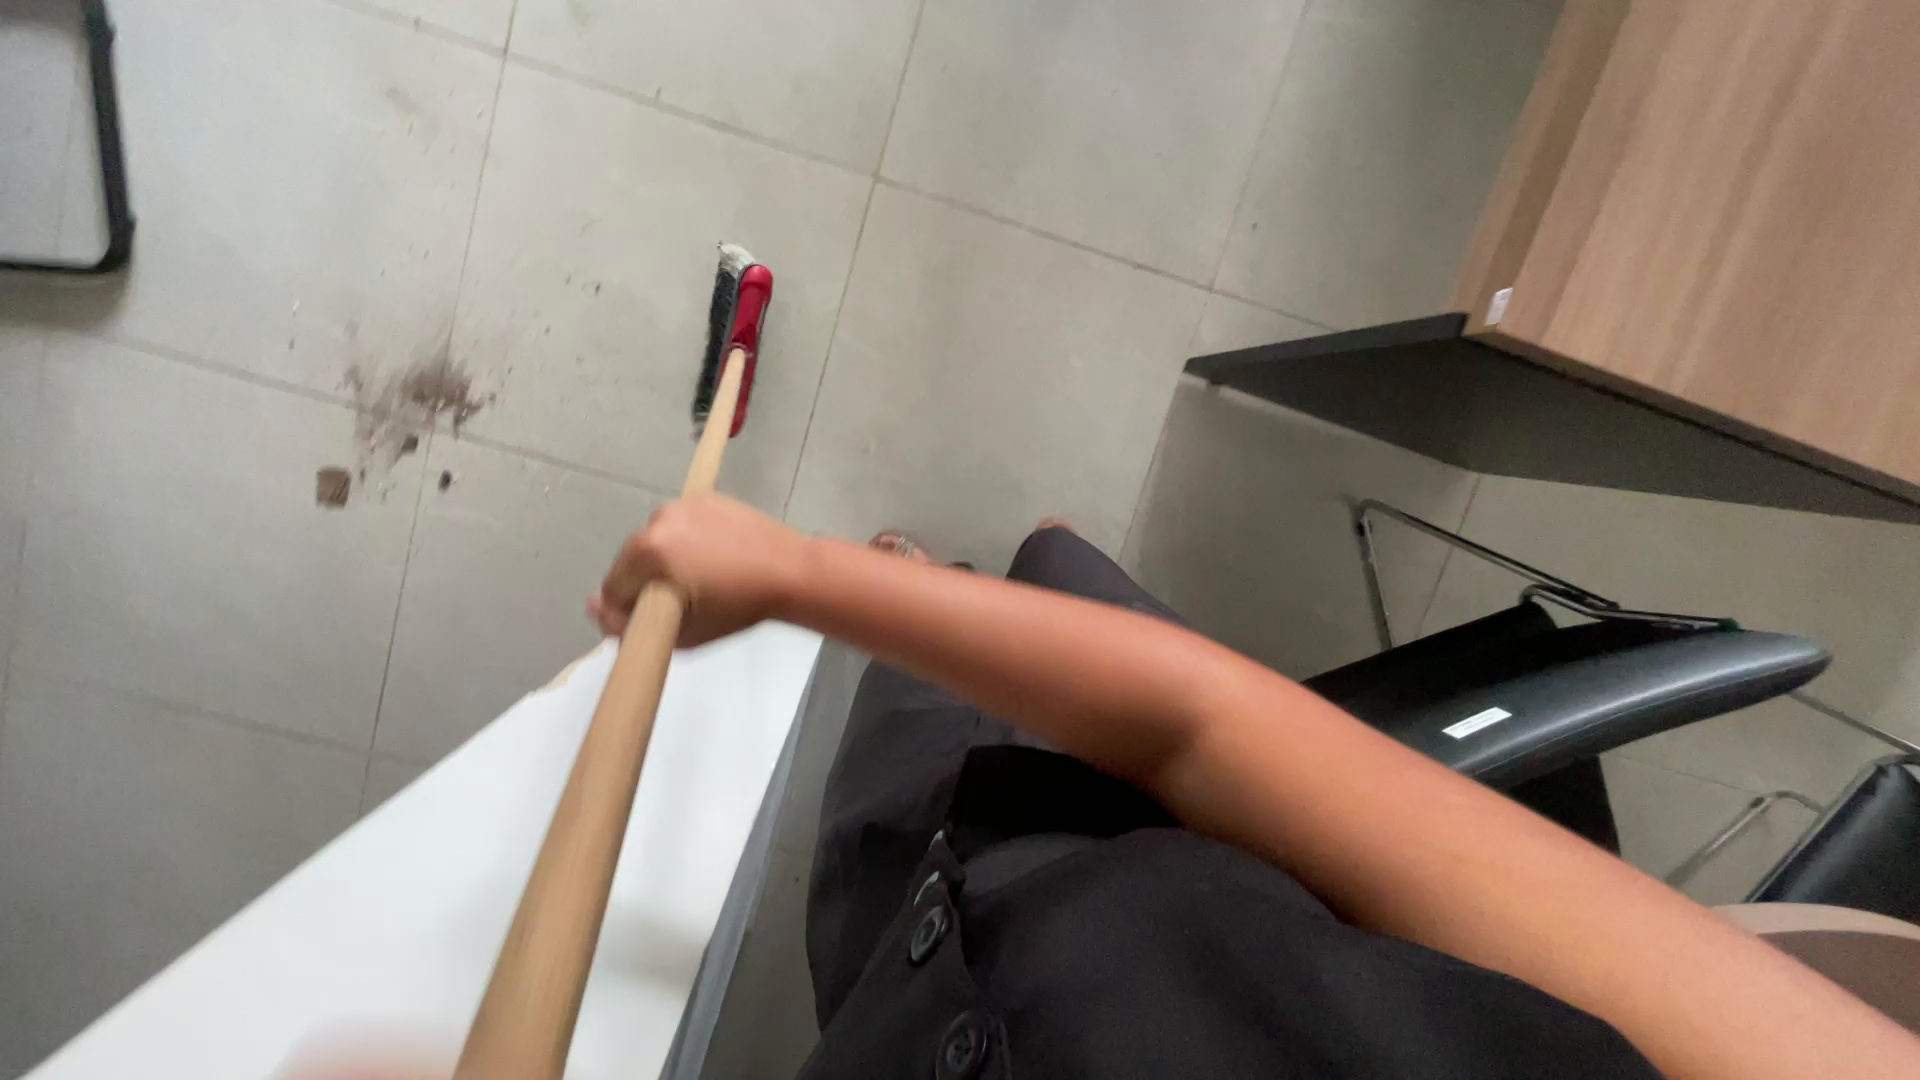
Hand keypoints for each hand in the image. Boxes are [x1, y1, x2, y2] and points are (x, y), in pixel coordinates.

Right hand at [589, 493, 808, 646]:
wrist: (791, 573)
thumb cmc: (737, 608)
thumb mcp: (680, 632)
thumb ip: (627, 625)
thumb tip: (593, 605)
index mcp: (648, 550)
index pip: (614, 587)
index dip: (629, 610)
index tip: (659, 618)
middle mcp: (659, 519)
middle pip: (633, 559)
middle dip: (647, 582)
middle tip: (683, 601)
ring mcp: (685, 504)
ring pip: (658, 541)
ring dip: (667, 559)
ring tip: (703, 578)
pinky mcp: (708, 498)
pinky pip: (683, 525)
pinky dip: (689, 541)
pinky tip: (714, 558)